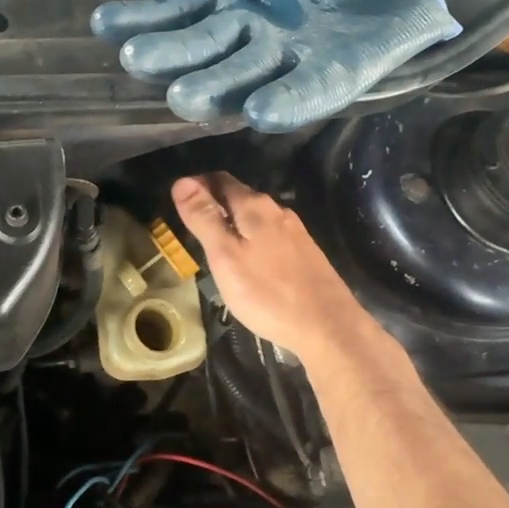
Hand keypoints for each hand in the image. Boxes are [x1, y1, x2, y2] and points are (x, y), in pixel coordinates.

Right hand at [90, 0, 460, 132]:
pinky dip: (282, 102)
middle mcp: (247, 42)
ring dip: (211, 89)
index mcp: (227, 7)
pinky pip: (304, 92)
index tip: (103, 21)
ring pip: (241, 79)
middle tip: (133, 58)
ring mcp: (286, 63)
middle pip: (202, 51)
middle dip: (168, 56)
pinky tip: (257, 109)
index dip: (140, 20)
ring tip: (179, 95)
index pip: (176, 16)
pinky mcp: (330, 79)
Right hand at [170, 173, 368, 357]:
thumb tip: (181, 181)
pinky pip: (271, 235)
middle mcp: (277, 210)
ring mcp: (295, 231)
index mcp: (254, 206)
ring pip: (256, 217)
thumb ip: (204, 218)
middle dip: (216, 204)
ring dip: (235, 223)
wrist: (328, 327)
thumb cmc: (268, 293)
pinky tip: (249, 260)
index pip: (219, 180)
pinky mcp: (306, 252)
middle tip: (193, 225)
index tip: (180, 202)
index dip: (197, 185)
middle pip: (239, 196)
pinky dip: (253, 239)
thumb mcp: (225, 256)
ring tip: (217, 244)